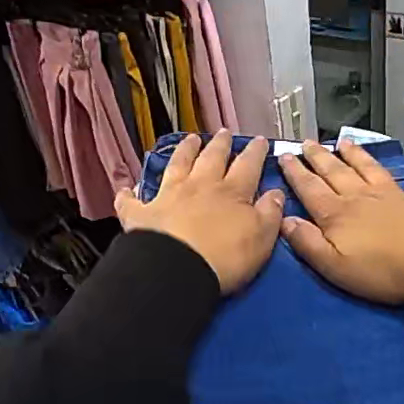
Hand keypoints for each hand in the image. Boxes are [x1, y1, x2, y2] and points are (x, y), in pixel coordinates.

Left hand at [115, 130, 283, 293]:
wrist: (176, 271)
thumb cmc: (226, 256)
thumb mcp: (262, 236)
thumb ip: (271, 212)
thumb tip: (276, 192)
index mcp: (232, 192)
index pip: (248, 165)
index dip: (255, 152)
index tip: (259, 141)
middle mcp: (200, 187)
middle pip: (211, 158)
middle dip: (220, 144)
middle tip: (223, 132)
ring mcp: (168, 197)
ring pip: (177, 166)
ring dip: (184, 151)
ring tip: (189, 139)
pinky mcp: (142, 215)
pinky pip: (132, 201)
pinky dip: (129, 194)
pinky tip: (126, 188)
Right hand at [278, 141, 403, 304]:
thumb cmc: (383, 269)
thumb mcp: (335, 266)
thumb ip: (309, 243)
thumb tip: (285, 220)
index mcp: (338, 214)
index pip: (311, 189)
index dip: (296, 173)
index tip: (285, 156)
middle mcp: (364, 197)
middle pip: (337, 172)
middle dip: (320, 157)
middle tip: (309, 142)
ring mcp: (395, 196)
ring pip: (371, 169)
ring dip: (357, 155)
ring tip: (345, 142)